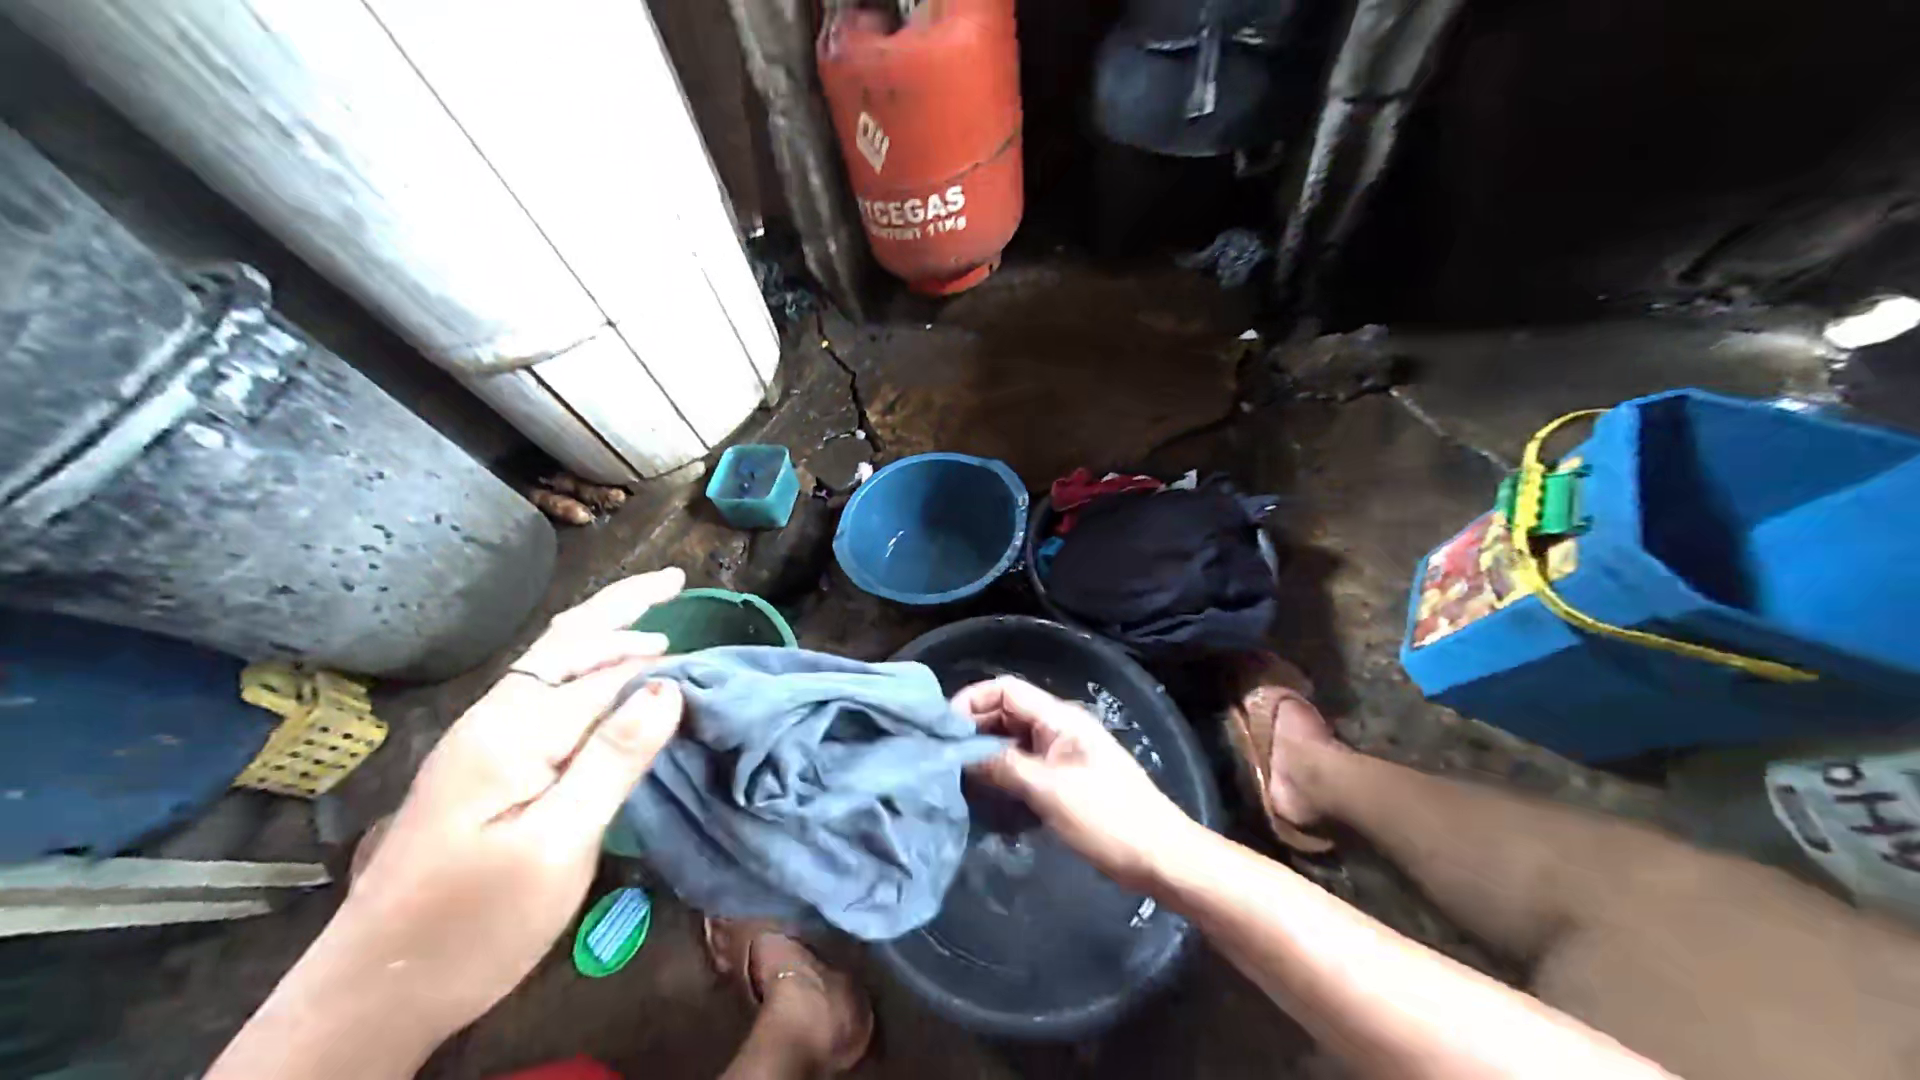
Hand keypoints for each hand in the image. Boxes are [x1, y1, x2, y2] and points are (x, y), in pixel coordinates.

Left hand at [312, 570, 685, 1039]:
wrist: (371, 993)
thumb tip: (668, 687)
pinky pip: (546, 689)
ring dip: (606, 631)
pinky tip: (605, 674)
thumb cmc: (473, 925)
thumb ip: (613, 758)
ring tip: (655, 617)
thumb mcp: (557, 847)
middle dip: (624, 605)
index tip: (710, 668)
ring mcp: (483, 737)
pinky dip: (587, 664)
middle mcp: (495, 717)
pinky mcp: (484, 761)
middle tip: (676, 581)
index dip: (659, 665)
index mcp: (512, 731)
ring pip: (553, 660)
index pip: (604, 675)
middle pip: (567, 639)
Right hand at [954, 677, 1198, 890]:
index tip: (943, 730)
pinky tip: (985, 796)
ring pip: (1012, 741)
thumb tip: (960, 753)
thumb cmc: (1107, 818)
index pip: (1006, 689)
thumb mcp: (1049, 791)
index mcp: (1059, 718)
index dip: (971, 701)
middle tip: (944, 759)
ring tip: (957, 778)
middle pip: (1006, 713)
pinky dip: (1002, 774)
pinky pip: (1023, 765)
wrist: (1160, 856)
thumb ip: (1003, 766)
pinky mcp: (1063, 779)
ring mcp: (1061, 753)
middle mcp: (1058, 727)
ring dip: (986, 755)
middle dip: (974, 730)